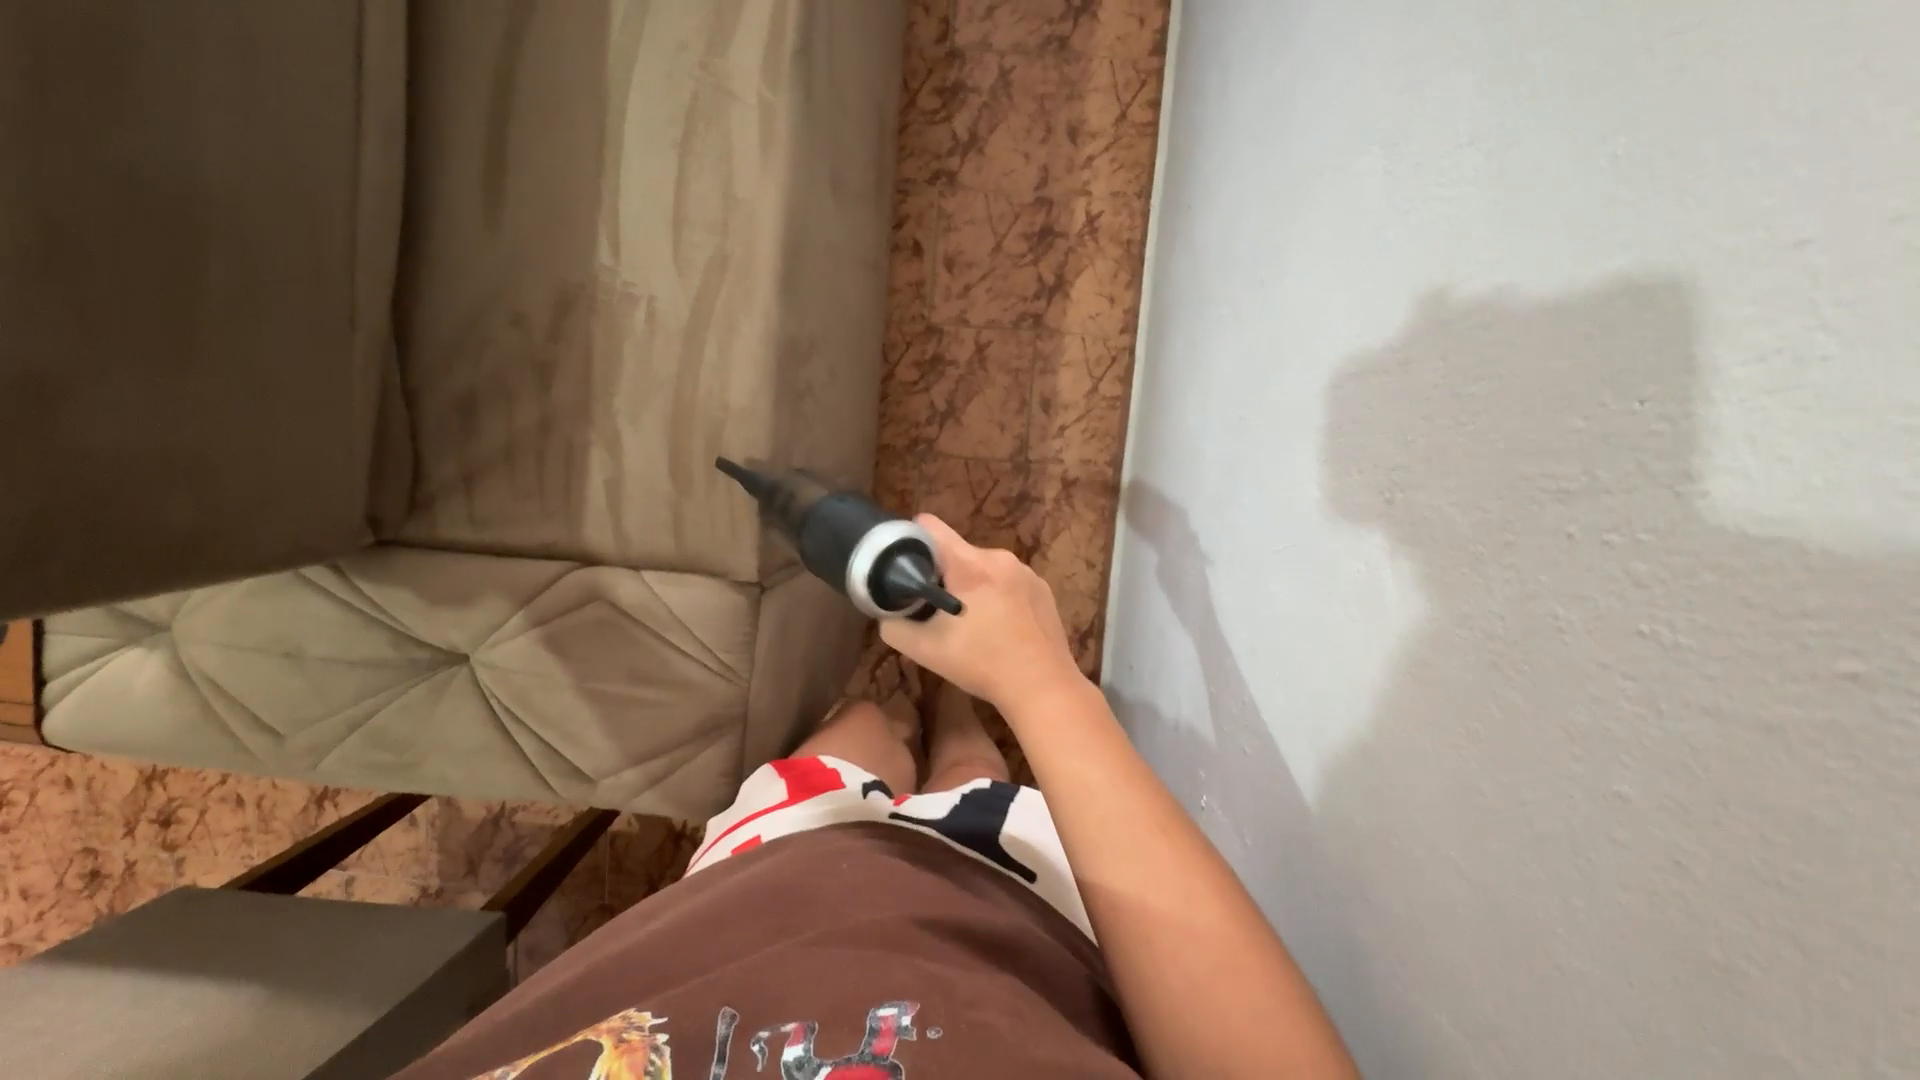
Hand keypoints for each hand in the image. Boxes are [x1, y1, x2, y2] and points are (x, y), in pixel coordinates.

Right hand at [880, 514, 1086, 711]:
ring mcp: (1026, 572)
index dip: (910, 540)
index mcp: (969, 565)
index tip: (905, 565)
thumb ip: (894, 627)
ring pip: (984, 569)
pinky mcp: (1043, 589)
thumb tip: (889, 614)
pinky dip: (999, 597)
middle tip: (939, 612)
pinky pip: (1009, 582)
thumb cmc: (981, 664)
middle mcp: (999, 558)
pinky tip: (1001, 629)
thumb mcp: (925, 651)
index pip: (929, 527)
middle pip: (958, 553)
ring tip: (973, 625)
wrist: (1042, 686)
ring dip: (973, 588)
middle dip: (944, 576)